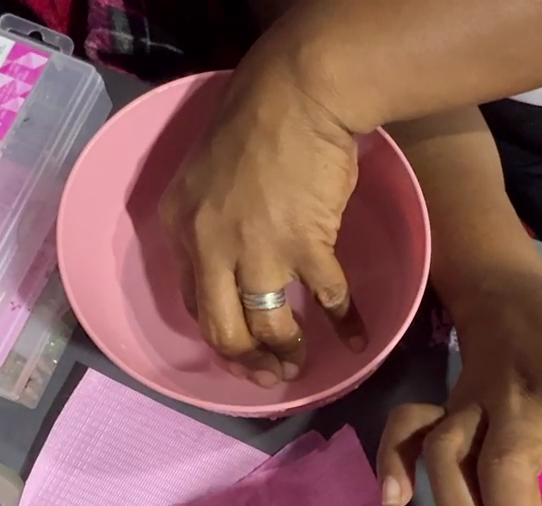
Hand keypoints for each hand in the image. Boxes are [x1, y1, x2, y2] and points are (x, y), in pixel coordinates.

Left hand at [161, 66, 368, 386]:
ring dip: (287, 355)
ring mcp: (259, 250)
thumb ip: (210, 229)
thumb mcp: (206, 178)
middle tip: (271, 374)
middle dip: (249, 363)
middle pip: (224, 332)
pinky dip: (345, 324)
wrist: (297, 95)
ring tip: (301, 365)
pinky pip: (327, 299)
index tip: (240, 355)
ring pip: (268, 328)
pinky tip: (357, 339)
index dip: (219, 339)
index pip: (193, 305)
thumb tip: (232, 272)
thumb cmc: (254, 126)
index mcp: (184, 230)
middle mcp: (212, 248)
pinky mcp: (306, 246)